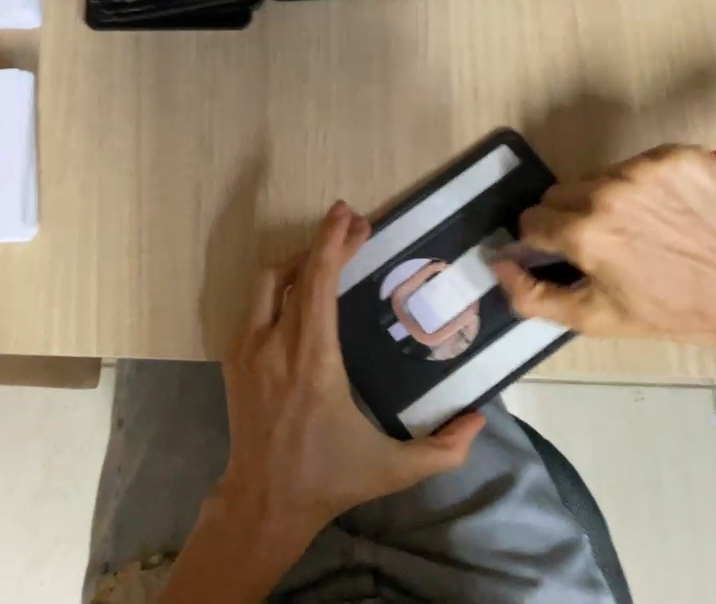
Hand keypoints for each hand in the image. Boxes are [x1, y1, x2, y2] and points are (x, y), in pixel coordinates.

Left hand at [215, 201, 483, 540]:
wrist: (263, 499)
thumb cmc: (330, 478)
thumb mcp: (395, 468)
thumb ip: (445, 447)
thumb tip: (481, 418)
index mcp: (313, 360)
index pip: (318, 283)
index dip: (332, 243)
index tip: (350, 216)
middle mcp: (275, 344)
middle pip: (294, 271)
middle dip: (323, 242)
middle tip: (353, 224)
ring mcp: (247, 348)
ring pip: (268, 282)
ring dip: (299, 261)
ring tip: (329, 254)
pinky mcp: (233, 356)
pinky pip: (255, 306)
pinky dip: (281, 288)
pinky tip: (303, 292)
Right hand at [492, 145, 715, 355]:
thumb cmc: (675, 312)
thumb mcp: (596, 319)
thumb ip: (532, 296)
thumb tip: (498, 264)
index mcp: (582, 232)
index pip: (531, 221)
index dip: (546, 243)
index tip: (571, 256)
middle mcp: (606, 192)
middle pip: (558, 195)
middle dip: (571, 218)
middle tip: (607, 245)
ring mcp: (644, 169)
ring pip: (596, 177)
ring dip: (606, 199)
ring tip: (644, 228)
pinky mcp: (677, 154)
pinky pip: (637, 163)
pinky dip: (645, 185)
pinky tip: (670, 211)